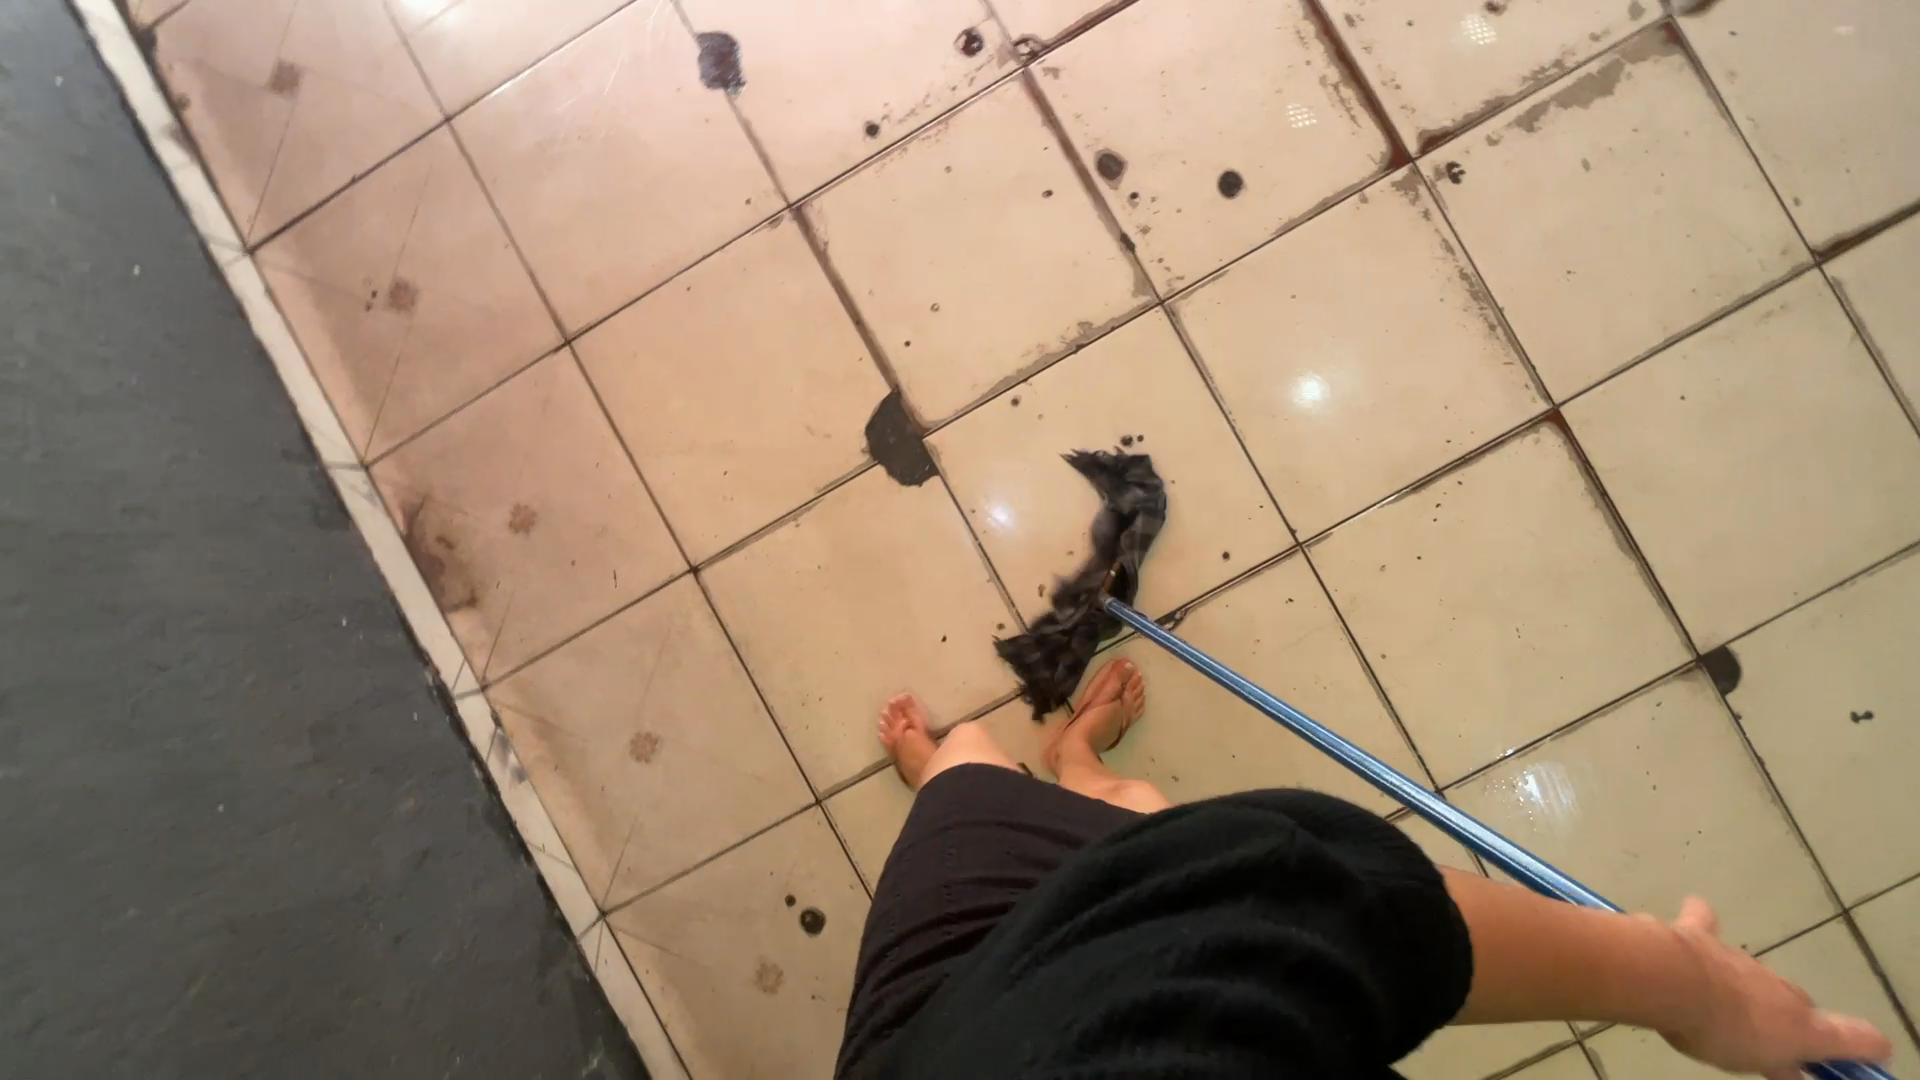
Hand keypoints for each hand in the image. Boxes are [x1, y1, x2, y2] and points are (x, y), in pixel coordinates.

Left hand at [1659, 897, 1891, 1078]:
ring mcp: (1741, 957)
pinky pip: (1704, 921)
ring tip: (1705, 992)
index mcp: (1808, 1029)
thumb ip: (1775, 1063)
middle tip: (1744, 1028)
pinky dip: (1702, 918)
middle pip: (1792, 1002)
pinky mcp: (1700, 933)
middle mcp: (1783, 989)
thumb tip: (1788, 1068)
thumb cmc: (1714, 1030)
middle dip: (1774, 1014)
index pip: (1864, 1039)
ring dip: (1734, 980)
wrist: (1668, 979)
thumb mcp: (1752, 1063)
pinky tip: (1696, 909)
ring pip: (1749, 970)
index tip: (1845, 1054)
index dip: (1861, 1047)